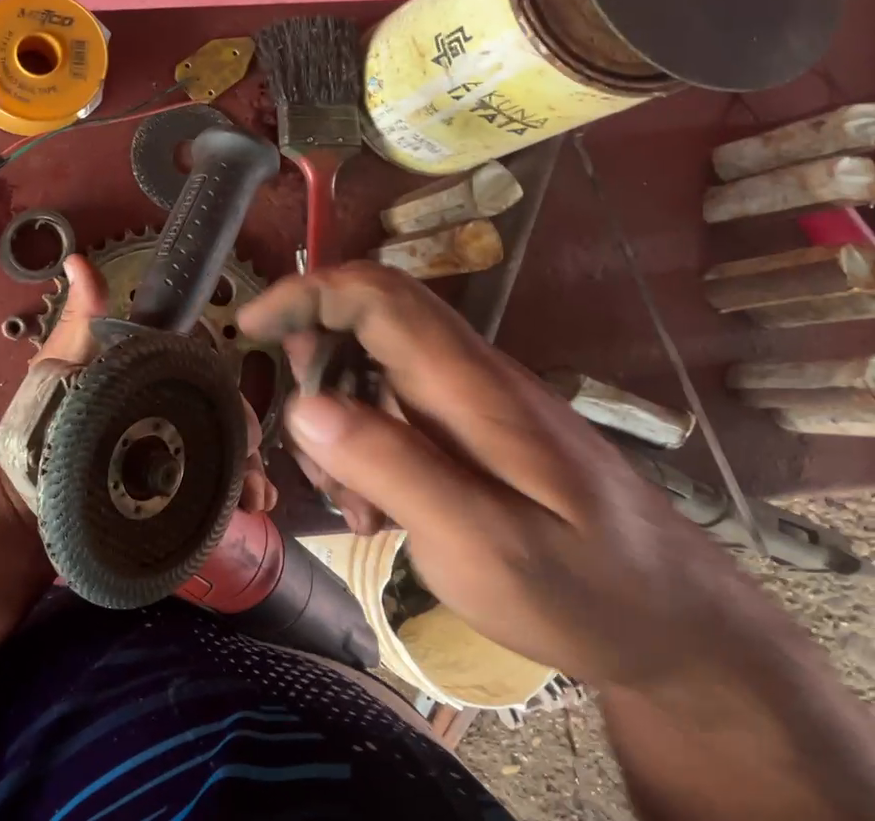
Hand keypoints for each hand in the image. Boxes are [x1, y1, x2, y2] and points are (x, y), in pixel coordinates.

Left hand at [32, 255, 273, 513]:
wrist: (31, 479)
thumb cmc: (46, 411)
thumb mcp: (64, 360)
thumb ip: (83, 317)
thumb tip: (76, 261)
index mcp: (152, 378)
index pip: (207, 383)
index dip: (230, 401)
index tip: (245, 425)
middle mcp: (169, 412)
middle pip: (224, 423)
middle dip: (245, 445)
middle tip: (251, 469)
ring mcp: (171, 453)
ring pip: (224, 458)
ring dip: (247, 475)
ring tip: (253, 498)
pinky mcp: (168, 490)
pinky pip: (209, 491)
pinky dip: (236, 499)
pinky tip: (250, 508)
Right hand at [235, 261, 770, 690]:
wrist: (682, 634)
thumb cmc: (588, 594)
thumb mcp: (482, 544)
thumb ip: (392, 468)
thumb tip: (304, 405)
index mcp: (473, 389)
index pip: (378, 297)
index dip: (304, 294)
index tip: (248, 327)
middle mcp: (468, 381)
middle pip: (362, 328)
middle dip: (312, 379)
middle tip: (313, 458)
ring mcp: (470, 408)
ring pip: (368, 376)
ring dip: (333, 428)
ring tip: (351, 505)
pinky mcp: (469, 437)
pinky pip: (390, 416)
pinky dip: (360, 453)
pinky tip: (376, 511)